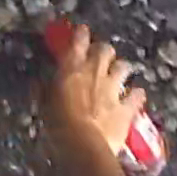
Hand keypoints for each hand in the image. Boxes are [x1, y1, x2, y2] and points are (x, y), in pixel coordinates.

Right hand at [49, 26, 146, 158]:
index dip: (81, 33)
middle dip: (103, 49)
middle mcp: (94, 71)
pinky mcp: (126, 109)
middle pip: (105, 49)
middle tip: (100, 54)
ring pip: (123, 68)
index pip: (78, 39)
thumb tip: (39, 83)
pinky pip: (137, 97)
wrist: (83, 145)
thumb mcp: (43, 101)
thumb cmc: (57, 120)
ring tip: (119, 72)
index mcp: (72, 65)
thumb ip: (43, 88)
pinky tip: (137, 95)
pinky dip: (137, 94)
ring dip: (121, 68)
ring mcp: (113, 89)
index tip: (81, 30)